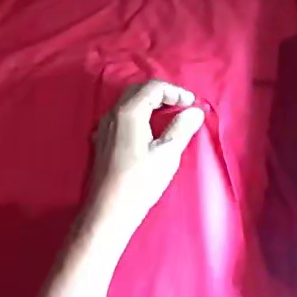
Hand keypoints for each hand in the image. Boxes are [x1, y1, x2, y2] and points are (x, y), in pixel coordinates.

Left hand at [82, 80, 205, 238]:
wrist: (108, 209)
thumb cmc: (139, 183)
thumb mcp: (166, 155)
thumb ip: (181, 129)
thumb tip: (194, 111)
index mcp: (128, 113)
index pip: (152, 87)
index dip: (175, 91)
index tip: (192, 103)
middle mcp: (112, 114)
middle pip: (138, 91)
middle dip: (162, 93)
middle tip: (182, 105)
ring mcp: (104, 126)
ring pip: (127, 102)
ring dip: (149, 103)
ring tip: (169, 115)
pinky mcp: (102, 139)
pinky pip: (121, 116)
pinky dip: (138, 114)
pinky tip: (148, 129)